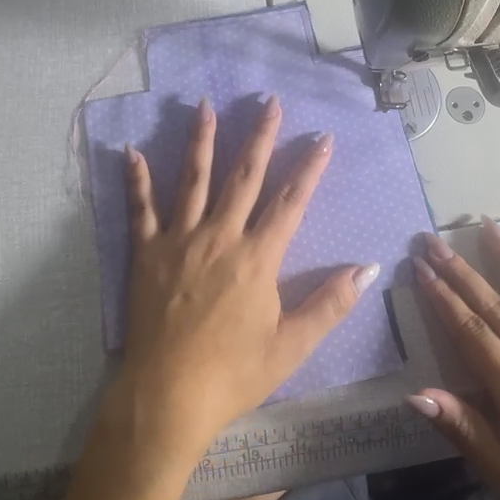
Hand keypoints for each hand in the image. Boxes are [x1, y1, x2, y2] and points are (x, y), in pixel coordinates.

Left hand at [115, 94, 376, 443]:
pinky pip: (141, 208)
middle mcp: (220, 236)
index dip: (310, 168)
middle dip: (261, 136)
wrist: (167, 396)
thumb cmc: (234, 374)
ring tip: (206, 105)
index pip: (291, 201)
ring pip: (194, 179)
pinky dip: (136, 179)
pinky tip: (131, 151)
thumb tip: (368, 268)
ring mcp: (180, 240)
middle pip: (245, 176)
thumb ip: (330, 303)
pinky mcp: (146, 252)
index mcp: (258, 257)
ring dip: (202, 140)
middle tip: (270, 102)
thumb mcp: (292, 345)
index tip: (323, 138)